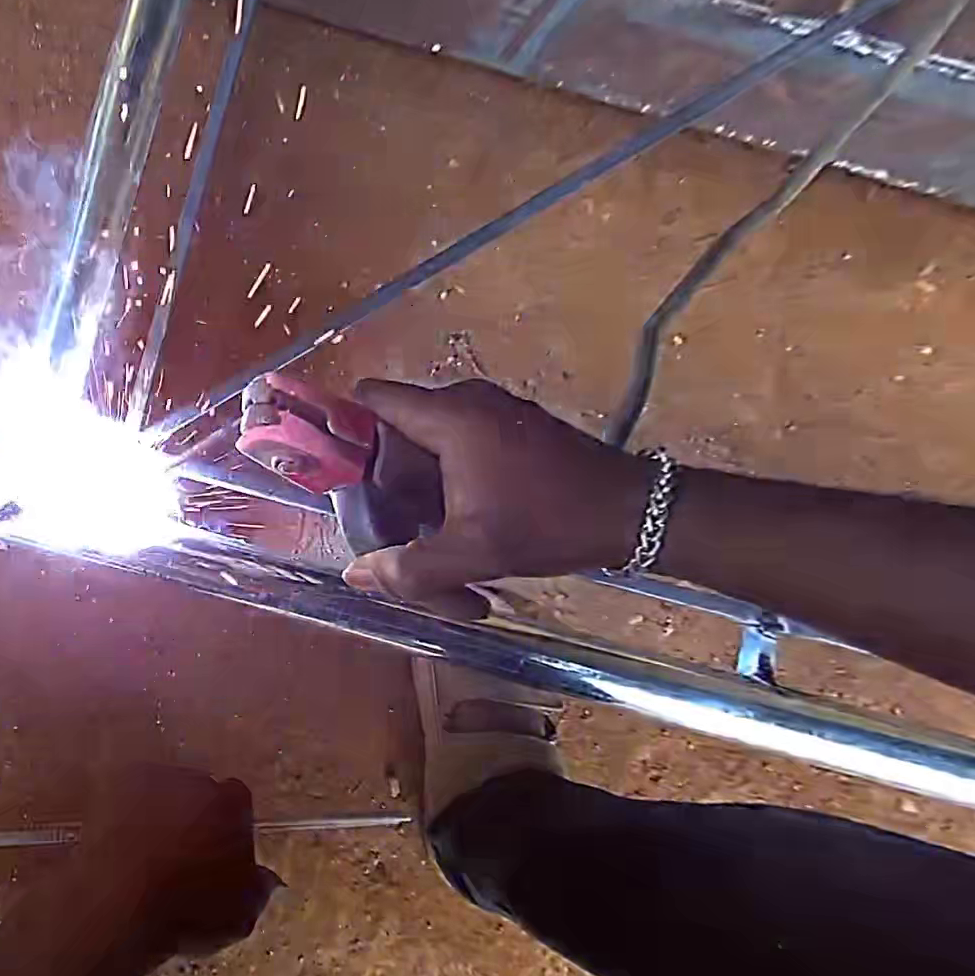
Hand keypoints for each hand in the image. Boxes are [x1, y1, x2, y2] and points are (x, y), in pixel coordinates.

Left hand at [71, 766, 278, 957]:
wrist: (122, 901)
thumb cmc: (188, 910)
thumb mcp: (239, 915)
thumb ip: (258, 889)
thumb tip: (266, 877)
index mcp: (232, 805)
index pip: (238, 802)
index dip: (229, 826)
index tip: (219, 852)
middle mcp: (199, 781)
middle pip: (202, 792)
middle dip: (197, 815)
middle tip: (184, 851)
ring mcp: (158, 780)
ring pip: (167, 791)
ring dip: (164, 812)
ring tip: (150, 849)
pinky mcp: (121, 785)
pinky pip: (131, 794)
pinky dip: (130, 811)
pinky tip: (124, 841)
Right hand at [344, 379, 649, 618]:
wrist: (636, 513)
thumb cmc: (551, 521)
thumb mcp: (475, 552)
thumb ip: (409, 568)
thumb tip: (354, 576)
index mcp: (448, 416)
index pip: (371, 399)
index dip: (344, 430)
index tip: (338, 477)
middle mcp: (463, 403)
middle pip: (395, 434)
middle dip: (386, 485)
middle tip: (390, 529)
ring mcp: (489, 413)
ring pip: (425, 448)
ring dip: (419, 493)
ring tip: (430, 539)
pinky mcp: (507, 430)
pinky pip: (454, 449)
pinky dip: (444, 485)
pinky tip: (459, 526)